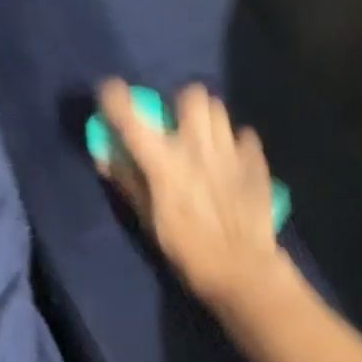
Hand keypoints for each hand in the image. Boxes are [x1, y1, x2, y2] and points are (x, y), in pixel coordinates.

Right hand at [96, 79, 288, 306]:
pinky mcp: (256, 161)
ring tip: (204, 139)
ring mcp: (231, 150)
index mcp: (164, 161)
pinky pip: (244, 136)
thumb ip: (127, 181)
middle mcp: (197, 145)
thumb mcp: (147, 218)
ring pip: (219, 109)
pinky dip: (235, 143)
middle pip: (191, 96)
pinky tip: (230, 162)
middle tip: (176, 125)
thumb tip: (105, 156)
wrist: (240, 269)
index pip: (131, 116)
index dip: (116, 97)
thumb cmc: (186, 248)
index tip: (110, 92)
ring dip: (207, 119)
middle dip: (181, 104)